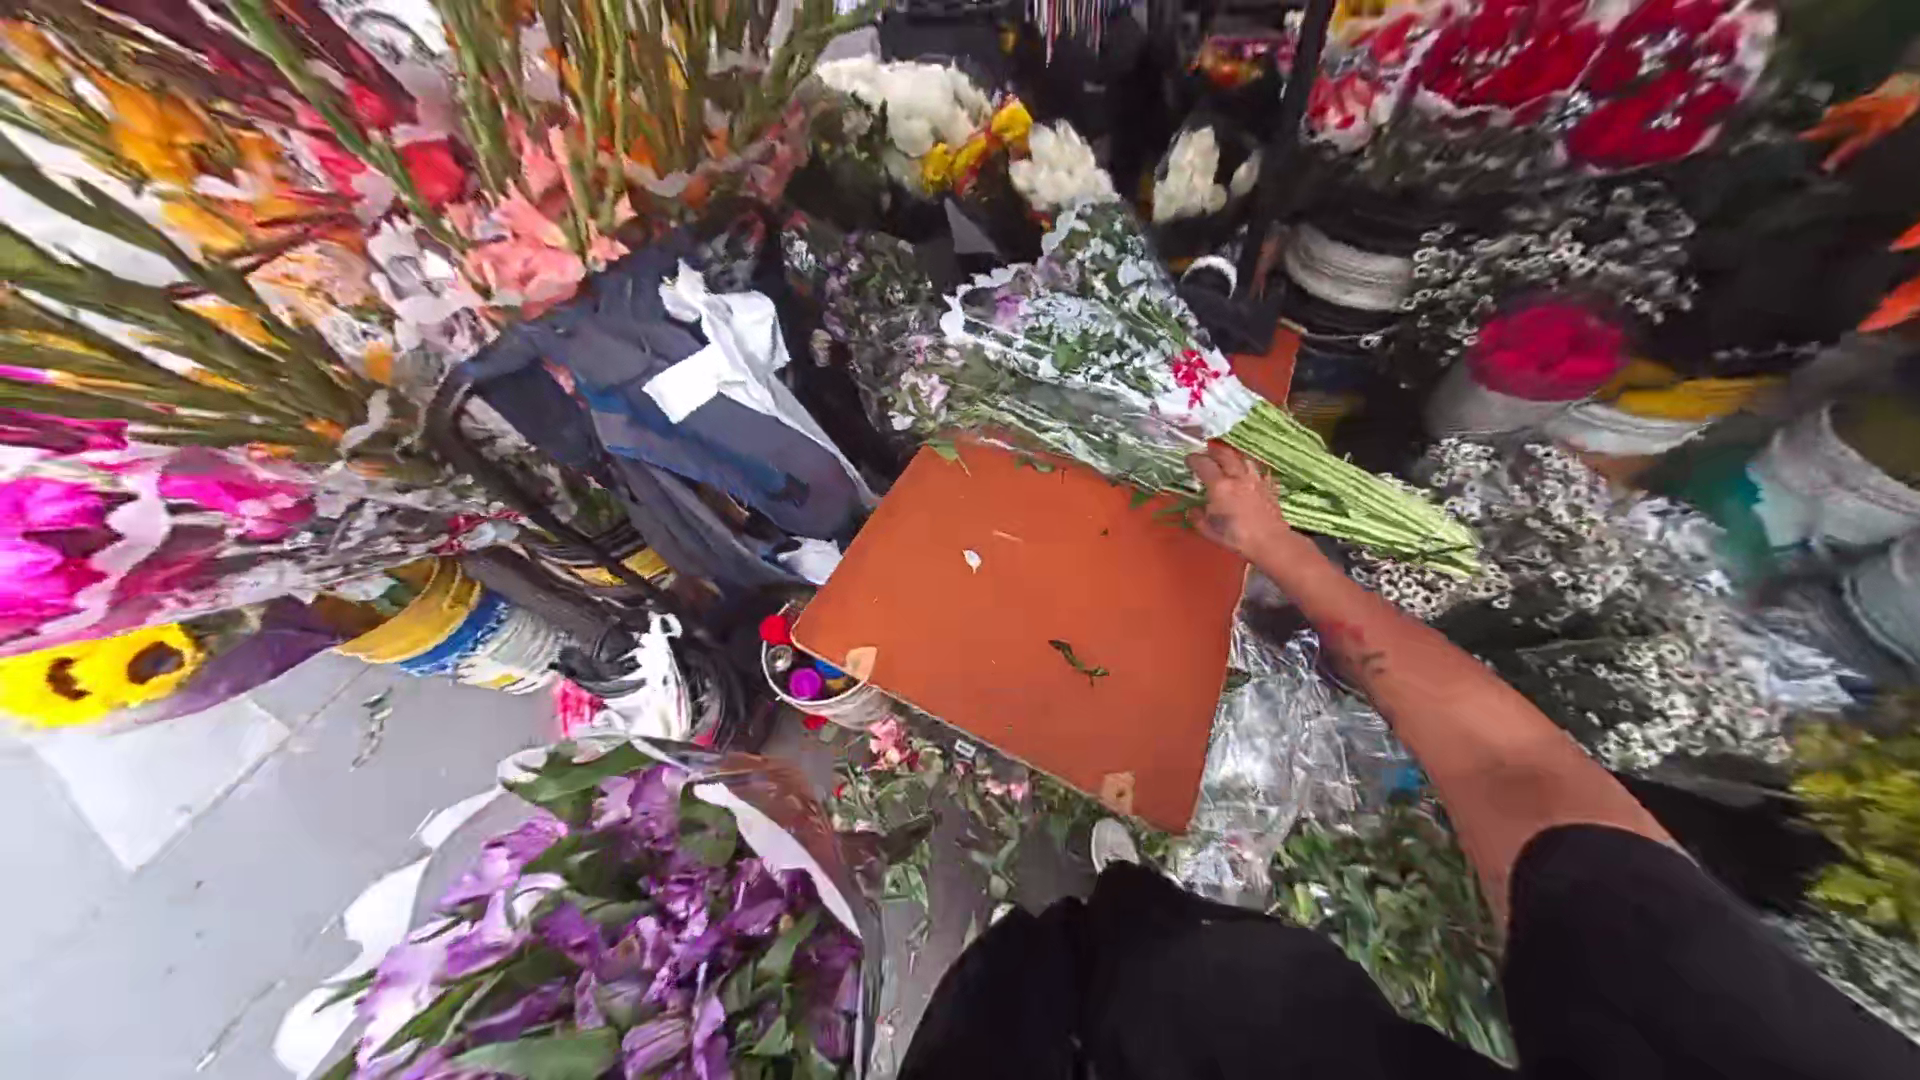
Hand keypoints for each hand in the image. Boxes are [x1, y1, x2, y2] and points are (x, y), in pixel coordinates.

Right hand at [1186, 443, 1295, 557]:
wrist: (1269, 542)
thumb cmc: (1236, 537)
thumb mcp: (1208, 530)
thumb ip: (1197, 517)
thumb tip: (1192, 510)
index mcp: (1219, 486)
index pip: (1204, 464)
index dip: (1194, 459)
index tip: (1188, 459)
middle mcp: (1238, 477)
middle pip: (1225, 454)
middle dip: (1213, 451)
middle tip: (1206, 452)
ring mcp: (1255, 480)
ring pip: (1244, 459)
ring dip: (1233, 456)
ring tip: (1227, 460)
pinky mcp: (1268, 486)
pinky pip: (1258, 470)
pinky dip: (1250, 468)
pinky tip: (1248, 474)